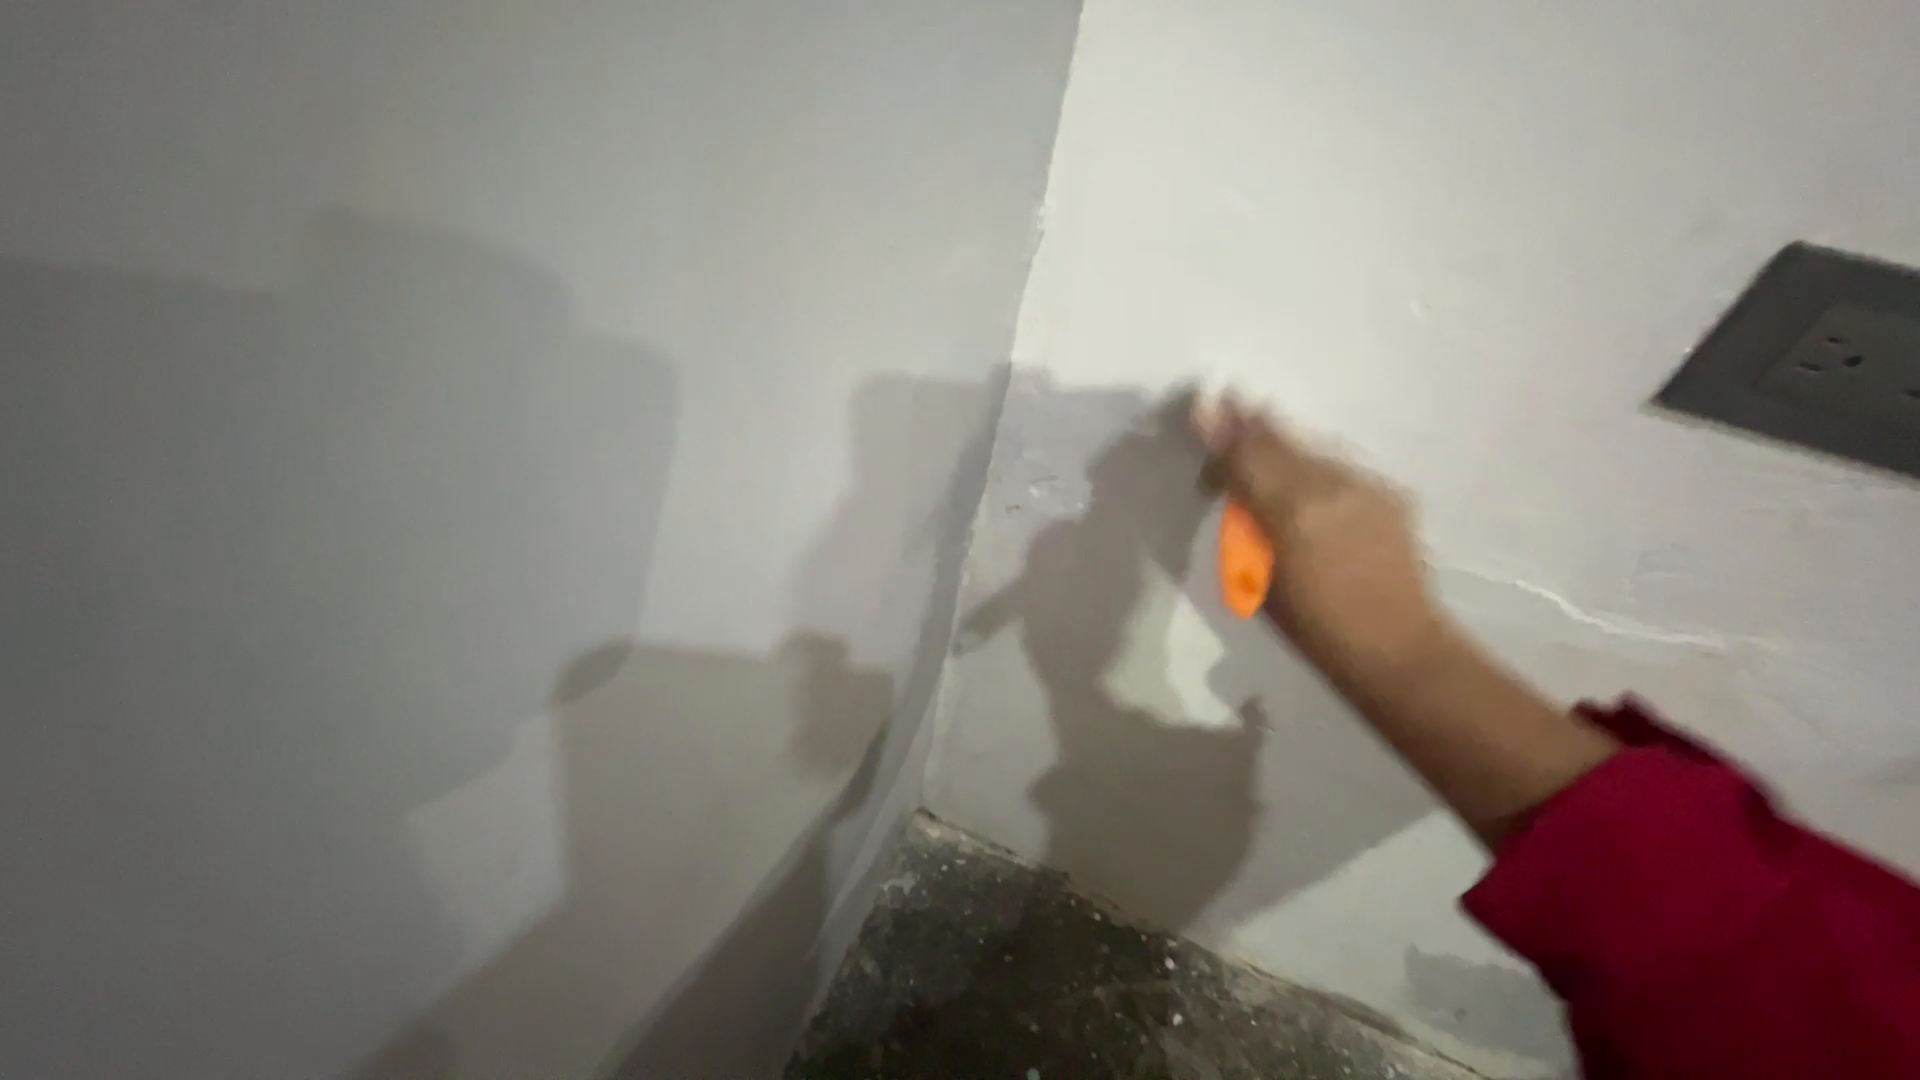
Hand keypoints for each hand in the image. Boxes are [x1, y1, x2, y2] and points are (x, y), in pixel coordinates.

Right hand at [1193, 395, 1451, 679]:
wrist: (1396, 646)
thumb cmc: (1311, 625)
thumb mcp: (1260, 577)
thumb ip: (1247, 520)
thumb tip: (1229, 484)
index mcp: (1290, 512)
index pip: (1247, 459)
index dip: (1223, 435)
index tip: (1203, 409)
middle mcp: (1330, 487)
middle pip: (1280, 443)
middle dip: (1251, 423)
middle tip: (1227, 396)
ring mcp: (1365, 487)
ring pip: (1312, 450)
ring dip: (1283, 439)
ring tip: (1260, 418)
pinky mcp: (1389, 493)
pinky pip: (1338, 469)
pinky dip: (1314, 464)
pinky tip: (1304, 468)